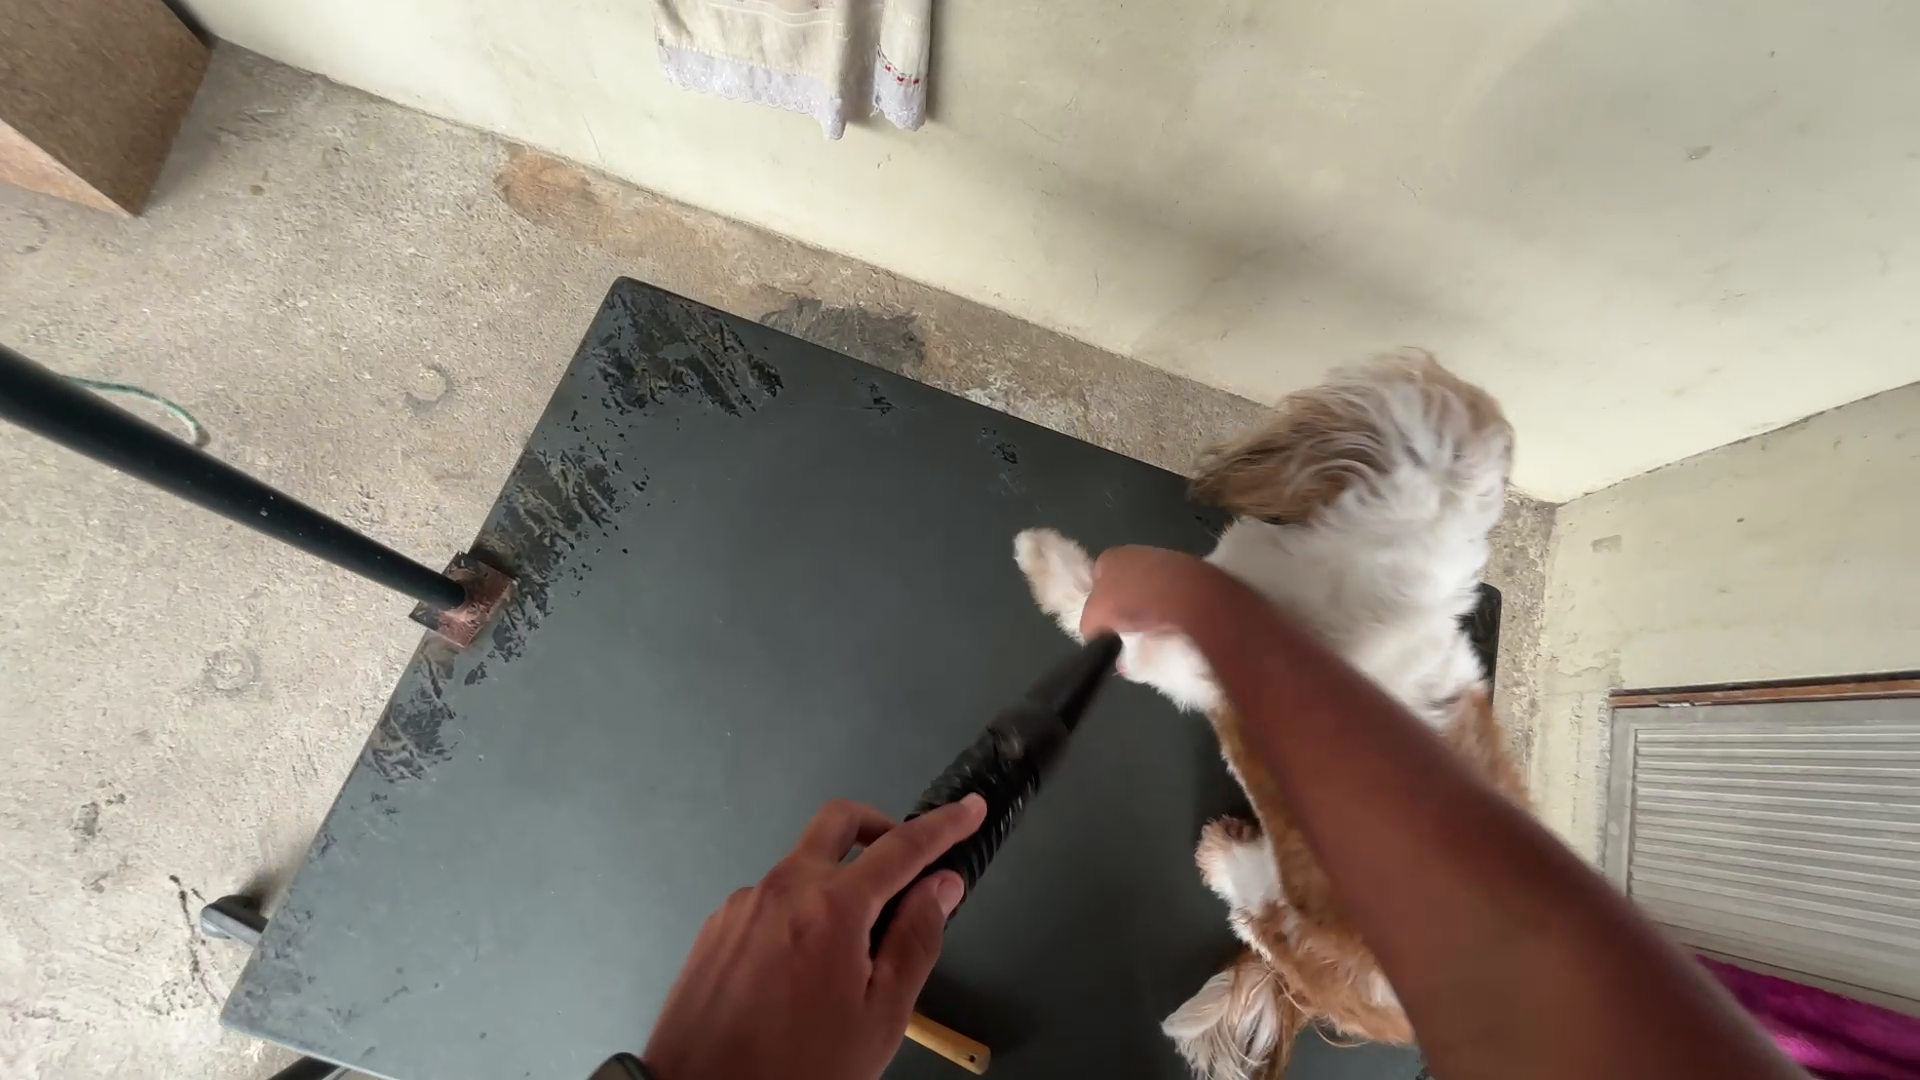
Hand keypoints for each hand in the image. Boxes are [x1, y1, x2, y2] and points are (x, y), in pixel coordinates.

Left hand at [642, 795, 988, 1079]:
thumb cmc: (800, 1070)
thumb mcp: (879, 1019)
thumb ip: (916, 940)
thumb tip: (941, 885)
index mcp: (833, 905)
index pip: (903, 847)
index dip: (945, 825)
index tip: (970, 807)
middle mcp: (786, 885)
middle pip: (841, 819)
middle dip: (879, 824)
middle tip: (900, 862)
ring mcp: (746, 900)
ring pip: (804, 862)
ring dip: (837, 879)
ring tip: (845, 950)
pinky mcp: (719, 922)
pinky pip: (773, 897)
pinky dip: (800, 910)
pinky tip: (798, 970)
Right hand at [1078, 545, 1251, 640]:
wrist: (1183, 595)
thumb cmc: (1129, 601)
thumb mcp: (1093, 617)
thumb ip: (1089, 624)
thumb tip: (1094, 634)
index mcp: (1109, 557)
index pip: (1096, 578)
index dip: (1097, 601)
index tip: (1103, 623)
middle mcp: (1135, 553)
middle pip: (1124, 584)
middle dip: (1125, 607)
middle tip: (1126, 632)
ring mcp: (1165, 561)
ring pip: (1150, 591)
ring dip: (1149, 611)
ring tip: (1150, 635)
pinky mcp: (1190, 575)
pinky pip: (1173, 598)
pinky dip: (1171, 612)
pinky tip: (1171, 628)